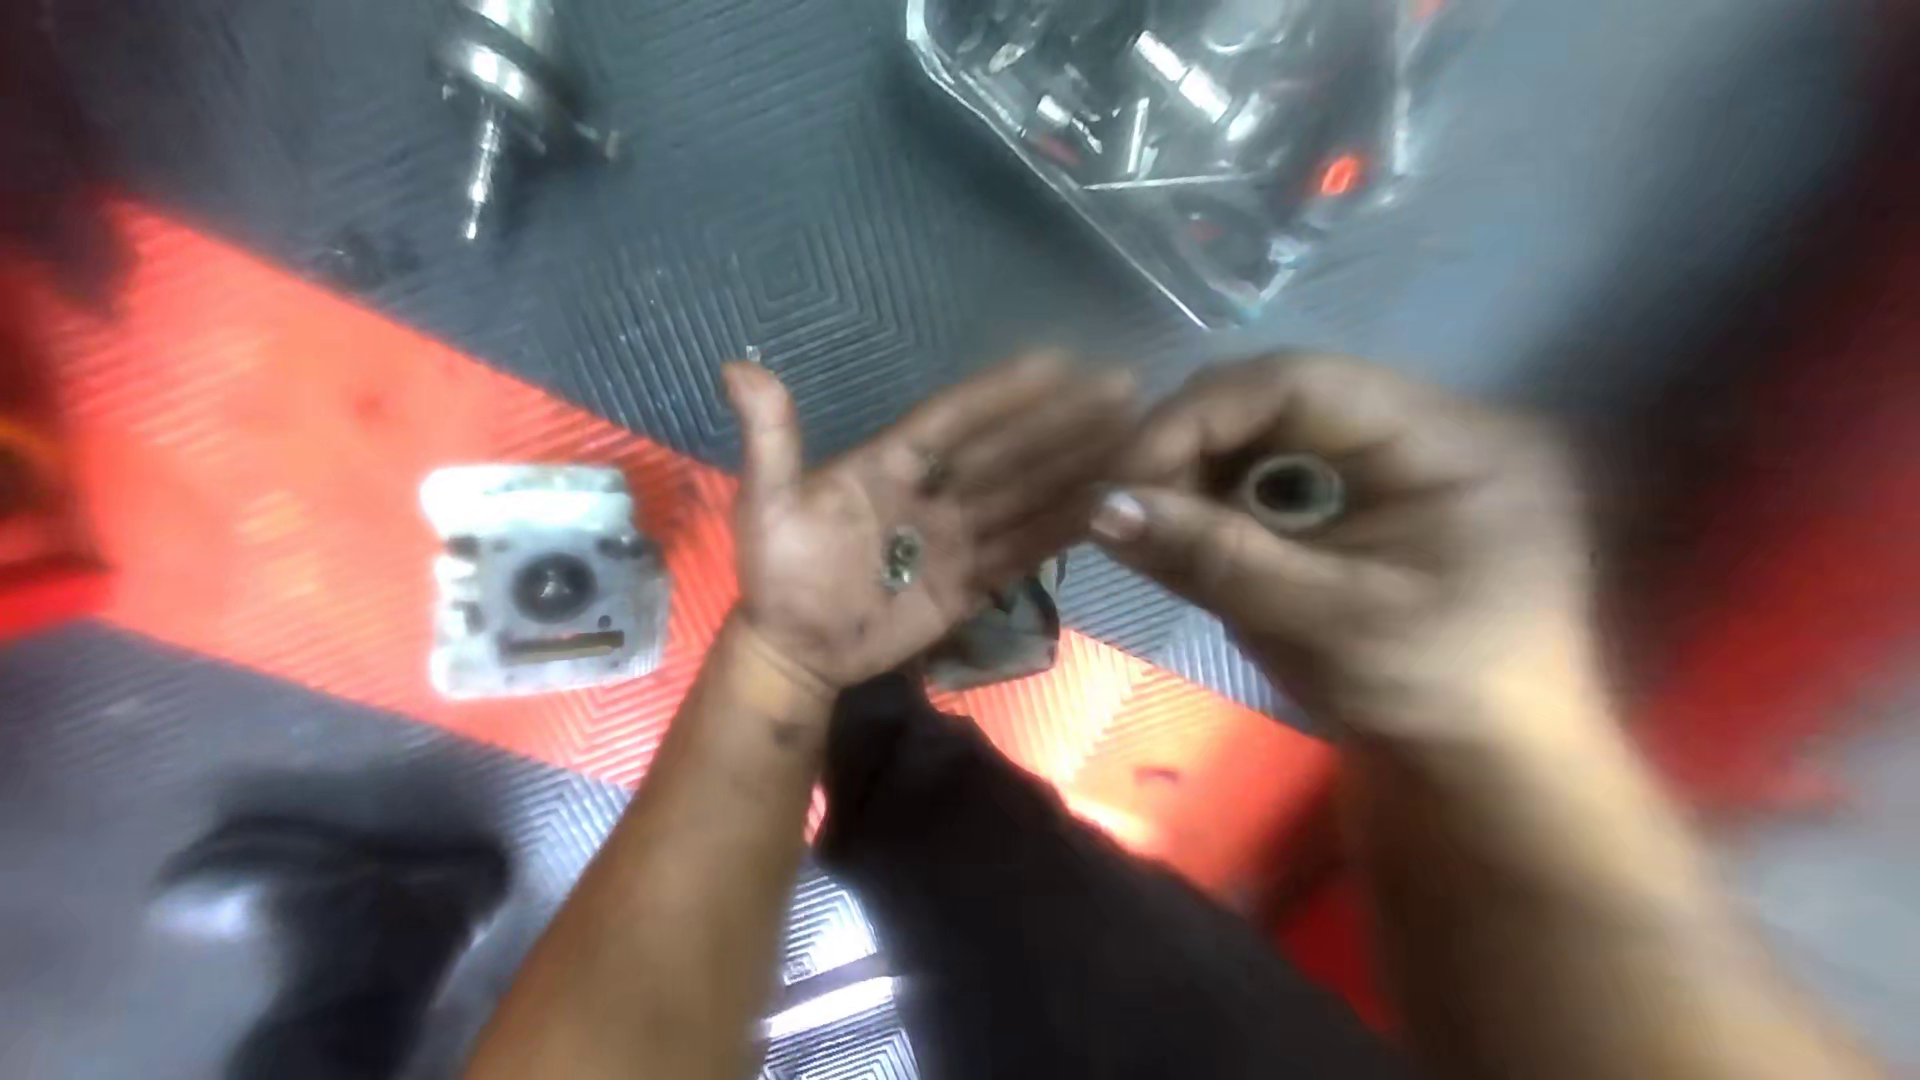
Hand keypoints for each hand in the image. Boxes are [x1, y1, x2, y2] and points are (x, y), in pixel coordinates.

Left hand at [723, 353, 1134, 691]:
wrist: (796, 649)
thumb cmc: (779, 574)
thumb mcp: (767, 505)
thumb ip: (770, 441)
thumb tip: (737, 366)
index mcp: (893, 464)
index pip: (956, 419)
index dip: (1005, 392)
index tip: (1060, 361)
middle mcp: (936, 493)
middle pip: (1008, 453)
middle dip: (1065, 423)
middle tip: (1123, 391)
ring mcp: (958, 538)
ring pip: (1026, 497)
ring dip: (1076, 470)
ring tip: (1131, 441)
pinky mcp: (972, 582)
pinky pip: (1022, 551)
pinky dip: (1061, 532)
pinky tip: (1103, 509)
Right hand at [1090, 354, 1593, 734]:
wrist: (1475, 755)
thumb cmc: (1425, 693)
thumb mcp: (1317, 624)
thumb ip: (1210, 557)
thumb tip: (1097, 506)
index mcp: (1447, 441)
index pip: (1296, 383)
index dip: (1195, 417)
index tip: (1122, 476)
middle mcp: (1415, 426)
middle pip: (1268, 400)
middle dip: (1186, 447)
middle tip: (1126, 506)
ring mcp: (1380, 458)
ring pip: (1255, 434)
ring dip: (1192, 475)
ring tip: (1154, 527)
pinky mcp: (1349, 492)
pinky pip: (1261, 472)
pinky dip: (1211, 501)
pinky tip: (1189, 536)